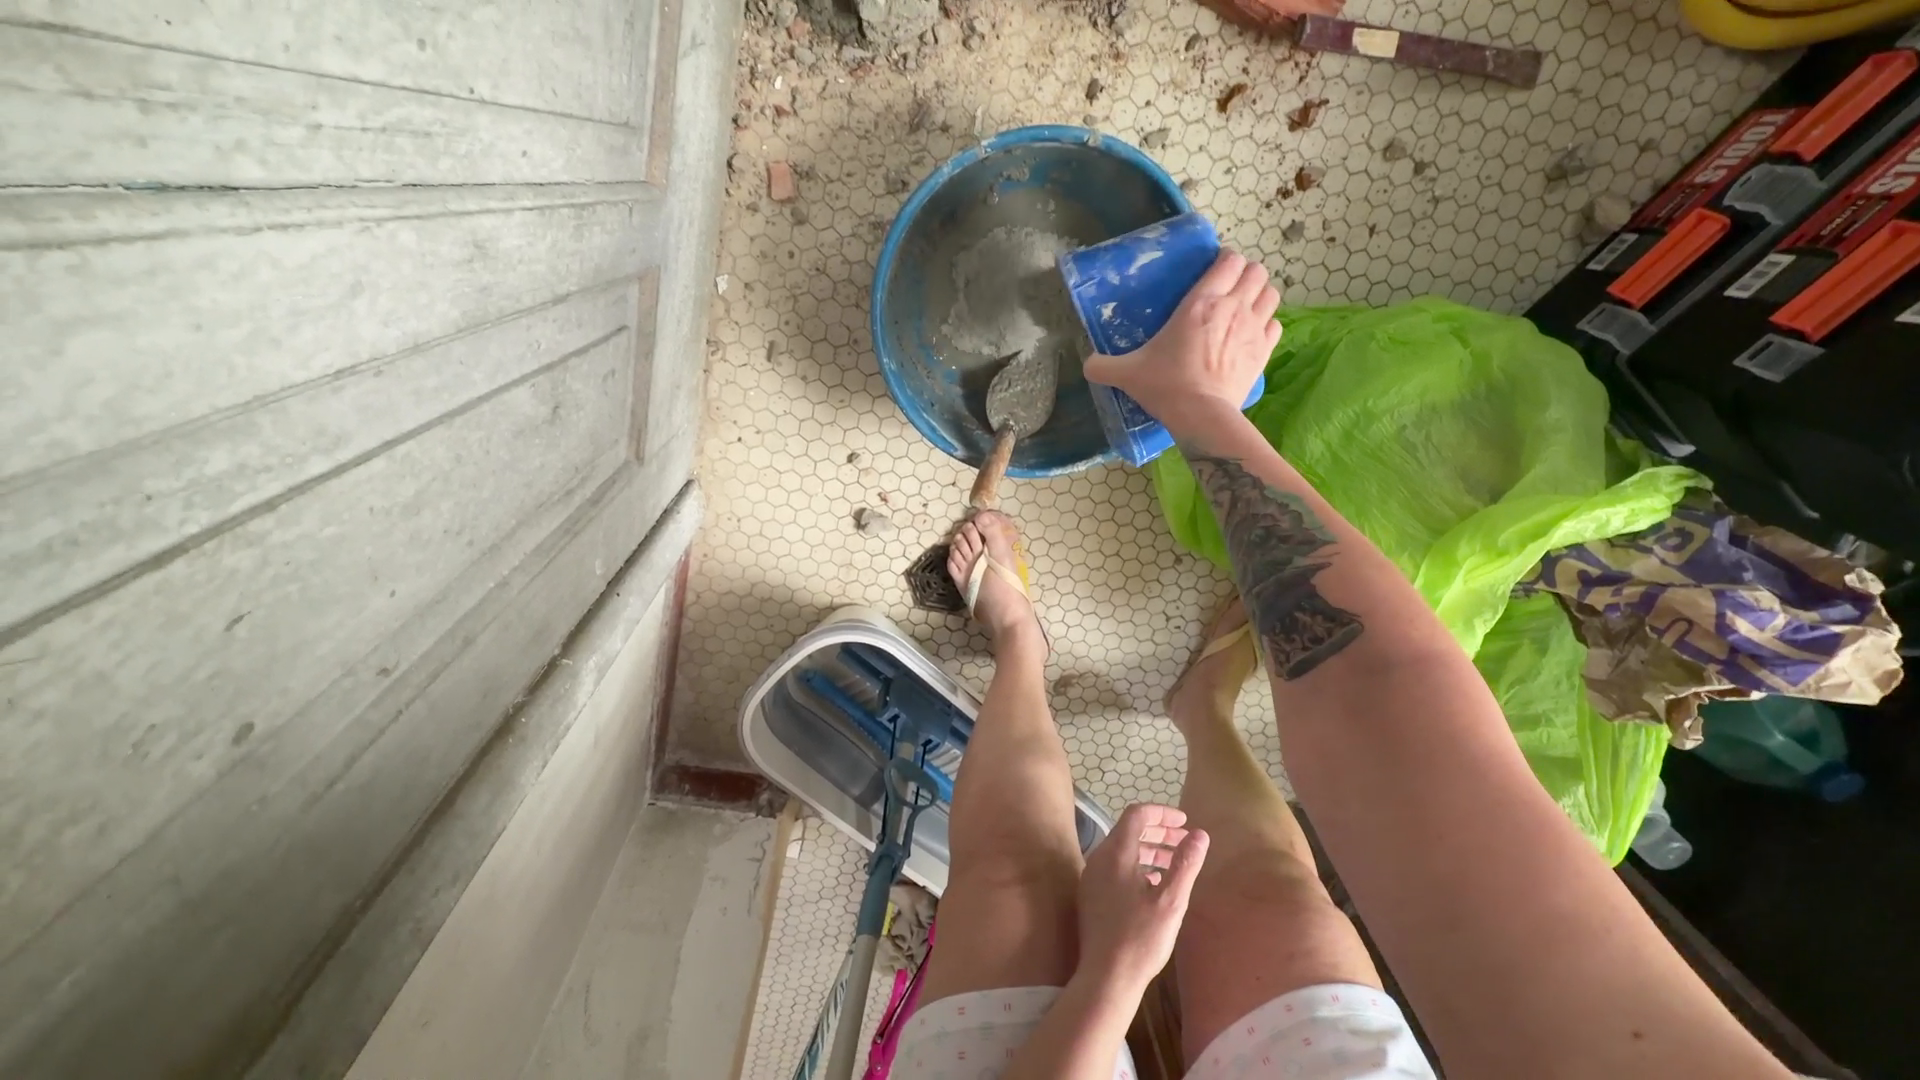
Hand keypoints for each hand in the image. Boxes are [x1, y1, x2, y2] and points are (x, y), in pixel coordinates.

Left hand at [1076, 804, 1209, 993]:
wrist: (1106, 976)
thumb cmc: (1140, 938)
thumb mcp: (1171, 901)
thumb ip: (1185, 864)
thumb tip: (1200, 835)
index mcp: (1116, 854)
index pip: (1137, 815)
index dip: (1162, 813)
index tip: (1185, 823)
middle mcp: (1099, 859)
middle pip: (1129, 830)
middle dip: (1158, 831)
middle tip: (1184, 841)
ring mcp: (1092, 877)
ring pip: (1122, 851)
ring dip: (1149, 850)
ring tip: (1175, 863)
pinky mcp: (1091, 895)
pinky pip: (1115, 868)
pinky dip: (1137, 866)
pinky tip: (1155, 885)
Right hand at [1084, 249, 1281, 438]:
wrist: (1201, 416)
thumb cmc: (1166, 386)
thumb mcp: (1127, 373)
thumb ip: (1103, 365)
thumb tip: (1086, 365)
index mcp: (1200, 302)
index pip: (1228, 261)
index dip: (1226, 260)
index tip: (1215, 270)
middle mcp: (1232, 307)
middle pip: (1256, 271)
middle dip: (1247, 275)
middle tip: (1231, 288)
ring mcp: (1253, 328)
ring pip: (1271, 293)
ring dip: (1261, 295)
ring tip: (1247, 306)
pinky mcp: (1264, 350)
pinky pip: (1276, 324)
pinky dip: (1268, 323)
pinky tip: (1254, 333)